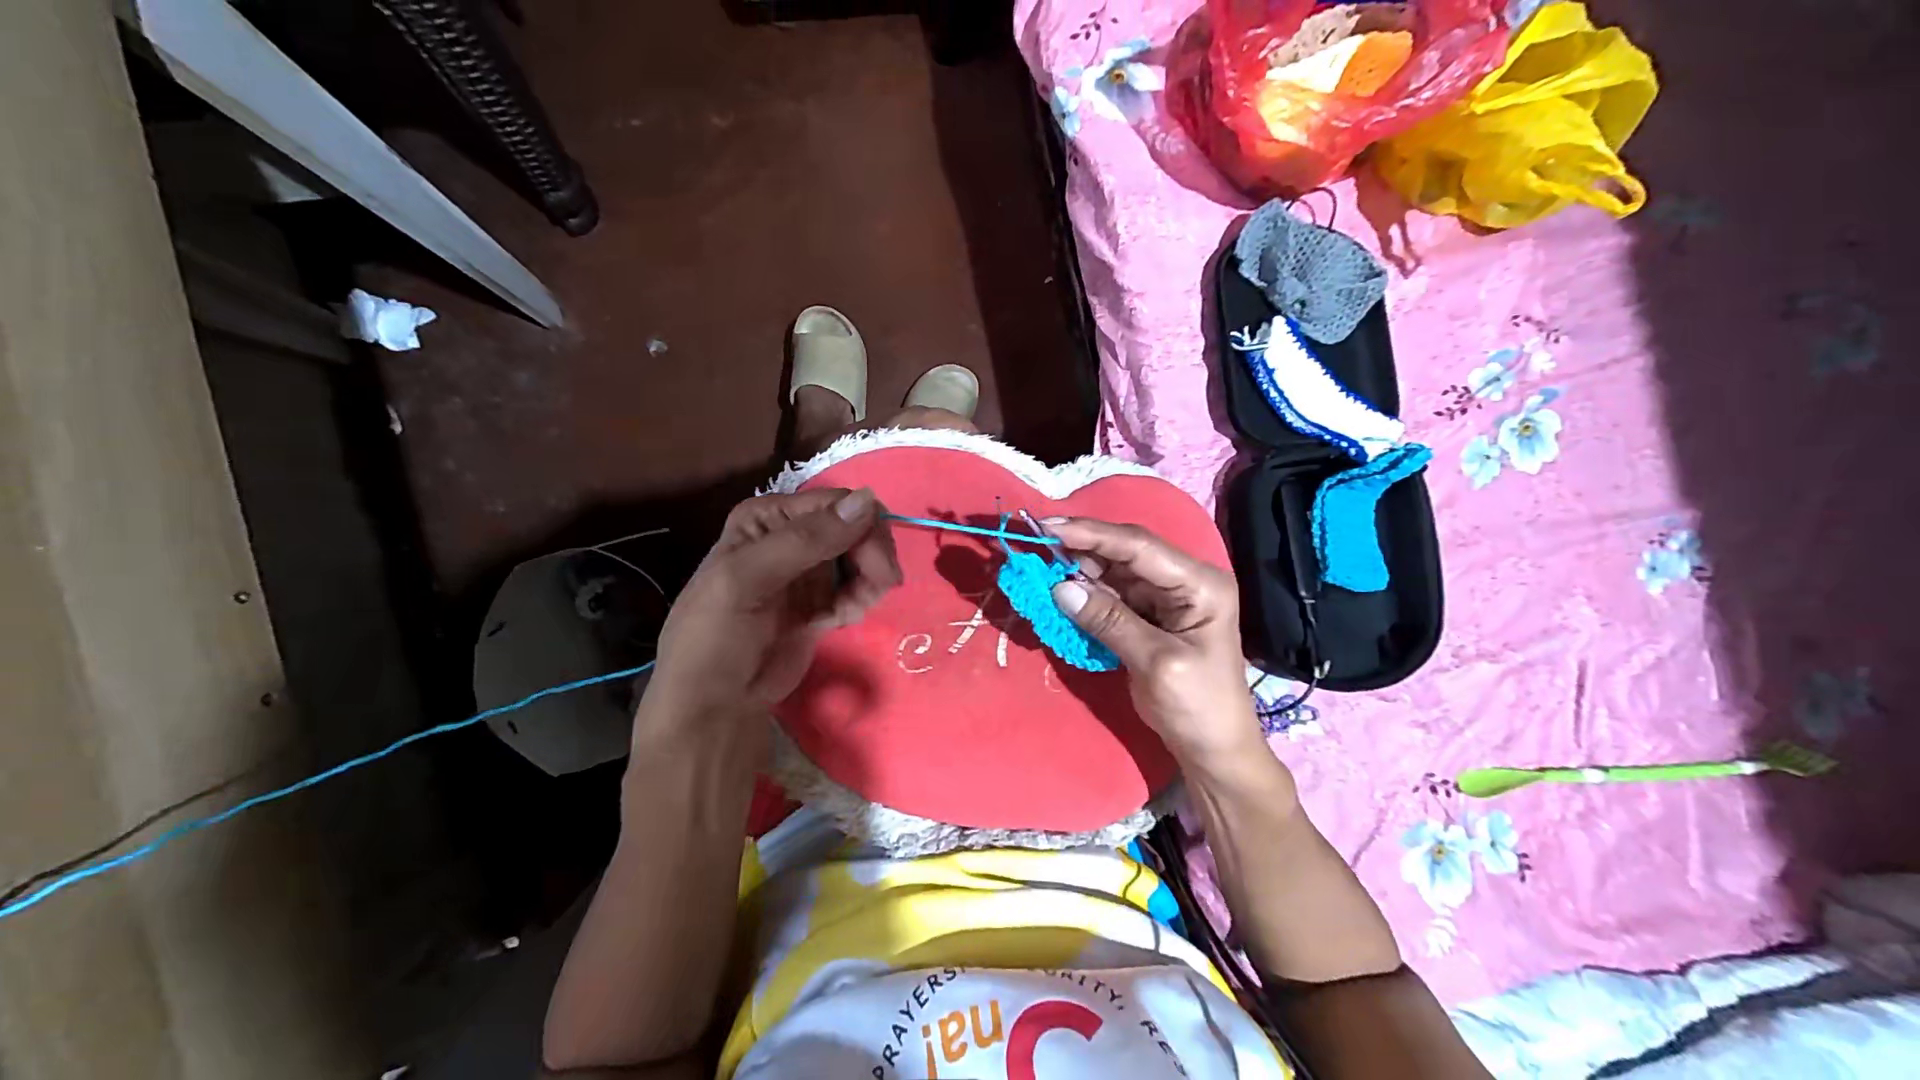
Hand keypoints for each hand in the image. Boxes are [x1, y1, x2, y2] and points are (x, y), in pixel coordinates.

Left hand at [647, 488, 900, 723]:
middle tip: (879, 589)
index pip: (835, 505)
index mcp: (766, 518)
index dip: (863, 529)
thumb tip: (869, 499)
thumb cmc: (714, 638)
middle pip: (855, 528)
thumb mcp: (747, 580)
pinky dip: (860, 601)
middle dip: (871, 557)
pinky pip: (857, 588)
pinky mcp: (820, 602)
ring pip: (862, 558)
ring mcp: (806, 572)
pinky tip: (844, 620)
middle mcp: (789, 537)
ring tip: (852, 611)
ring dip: (868, 582)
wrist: (711, 707)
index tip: (877, 568)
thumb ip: (806, 540)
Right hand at [1043, 518, 1262, 764]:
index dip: (1093, 533)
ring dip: (1079, 568)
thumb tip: (1060, 587)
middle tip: (1037, 543)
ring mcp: (1165, 597)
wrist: (1213, 748)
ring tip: (1042, 565)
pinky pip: (1110, 594)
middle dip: (1081, 547)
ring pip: (1114, 570)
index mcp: (1199, 584)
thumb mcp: (1156, 664)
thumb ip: (1110, 621)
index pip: (1140, 547)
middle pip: (1125, 552)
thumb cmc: (1198, 706)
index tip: (1049, 527)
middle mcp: (1183, 580)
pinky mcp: (1147, 614)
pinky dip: (1084, 591)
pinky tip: (1060, 589)